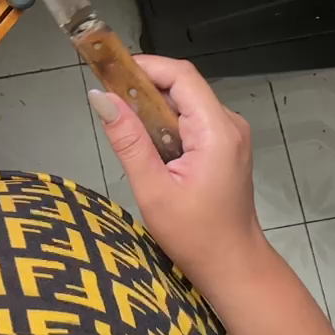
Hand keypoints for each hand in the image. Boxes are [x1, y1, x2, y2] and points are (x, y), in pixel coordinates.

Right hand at [93, 55, 268, 278]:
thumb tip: (100, 98)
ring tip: (124, 125)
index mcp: (216, 130)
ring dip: (151, 105)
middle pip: (182, 84)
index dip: (144, 66)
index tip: (109, 73)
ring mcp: (228, 133)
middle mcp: (228, 123)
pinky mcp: (222, 144)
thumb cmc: (195, 236)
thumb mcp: (153, 190)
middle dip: (143, 85)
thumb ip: (128, 140)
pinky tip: (146, 142)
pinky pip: (189, 117)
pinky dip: (163, 121)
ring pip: (184, 100)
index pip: (180, 75)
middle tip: (109, 101)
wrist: (235, 268)